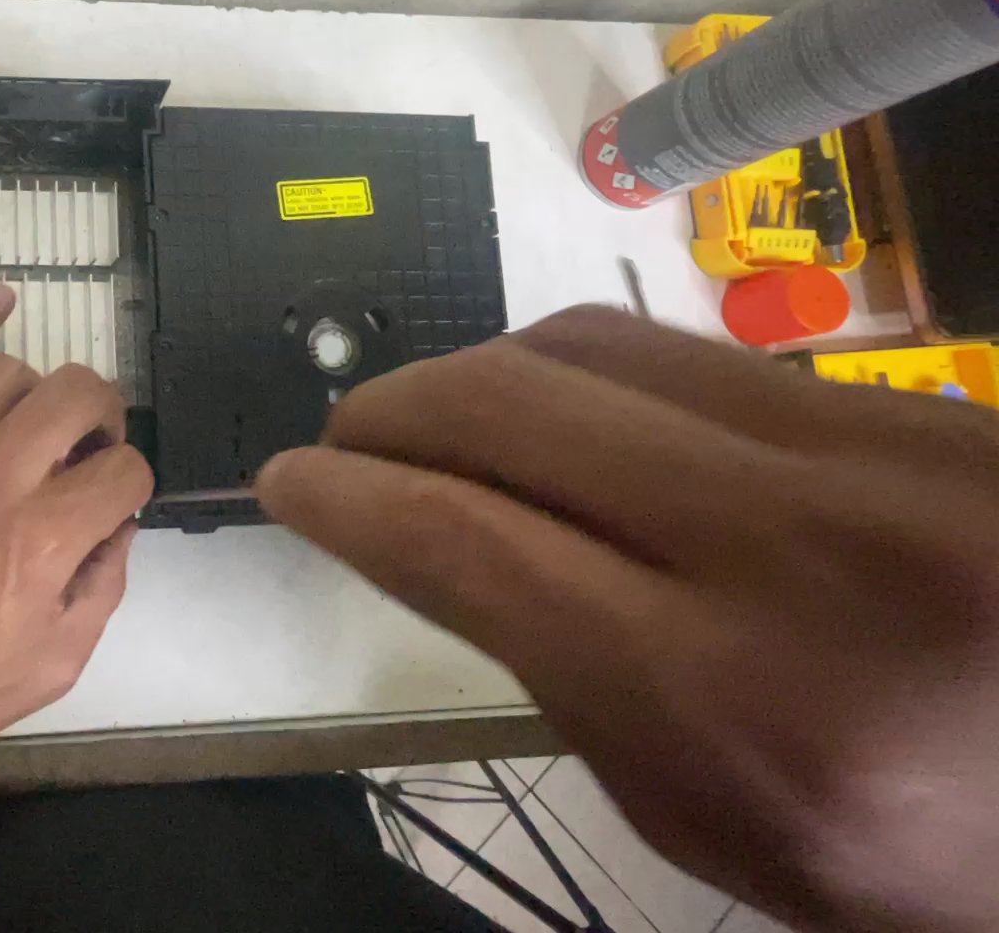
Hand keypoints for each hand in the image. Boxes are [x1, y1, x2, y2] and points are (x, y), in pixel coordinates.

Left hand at [0, 284, 152, 806]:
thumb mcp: (56, 662)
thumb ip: (104, 584)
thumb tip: (115, 522)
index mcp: (44, 540)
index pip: (124, 471)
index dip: (132, 485)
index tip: (113, 503)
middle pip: (79, 396)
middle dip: (106, 417)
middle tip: (90, 448)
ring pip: (11, 374)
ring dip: (41, 395)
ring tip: (32, 428)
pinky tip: (0, 302)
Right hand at [256, 305, 998, 932]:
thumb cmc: (910, 856)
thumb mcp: (692, 806)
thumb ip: (544, 656)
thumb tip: (428, 527)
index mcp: (733, 706)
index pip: (457, 538)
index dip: (340, 495)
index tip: (285, 480)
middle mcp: (808, 552)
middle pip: (503, 406)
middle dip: (383, 411)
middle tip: (344, 439)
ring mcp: (884, 450)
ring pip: (578, 345)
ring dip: (462, 377)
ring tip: (434, 421)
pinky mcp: (916, 398)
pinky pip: (670, 349)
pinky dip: (561, 374)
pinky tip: (551, 416)